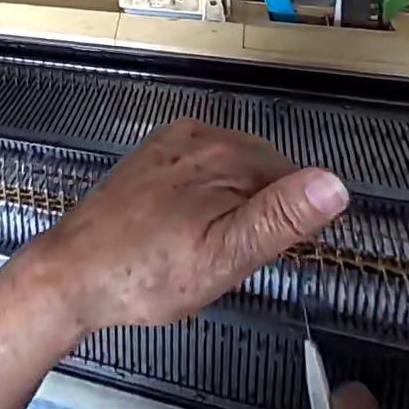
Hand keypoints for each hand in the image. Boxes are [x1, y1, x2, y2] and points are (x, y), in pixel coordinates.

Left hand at [13, 117, 348, 332]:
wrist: (74, 270)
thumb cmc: (147, 273)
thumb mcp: (224, 256)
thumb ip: (279, 217)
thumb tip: (333, 183)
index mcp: (226, 155)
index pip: (292, 180)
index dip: (288, 223)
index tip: (269, 255)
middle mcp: (201, 135)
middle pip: (263, 170)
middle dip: (261, 210)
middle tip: (232, 256)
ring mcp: (173, 141)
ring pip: (232, 169)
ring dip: (234, 202)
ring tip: (205, 244)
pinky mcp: (154, 153)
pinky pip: (201, 166)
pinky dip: (207, 192)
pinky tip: (185, 224)